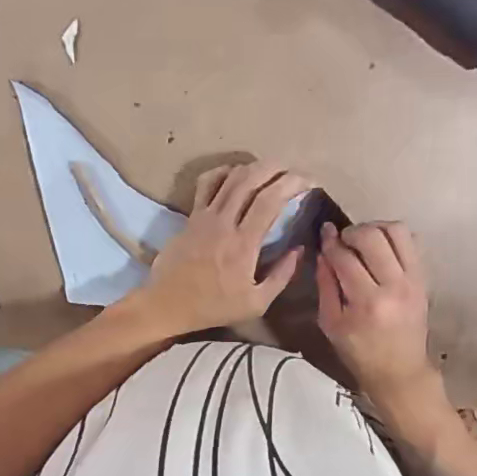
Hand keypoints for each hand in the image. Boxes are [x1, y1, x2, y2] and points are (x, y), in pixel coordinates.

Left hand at [122, 160, 308, 337]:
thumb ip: (281, 276)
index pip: (270, 200)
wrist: (167, 304)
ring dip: (253, 167)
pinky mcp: (190, 217)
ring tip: (269, 171)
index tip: (309, 182)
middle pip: (251, 179)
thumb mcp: (255, 303)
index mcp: (243, 244)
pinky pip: (206, 184)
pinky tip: (234, 174)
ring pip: (230, 177)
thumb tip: (298, 250)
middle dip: (276, 169)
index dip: (293, 183)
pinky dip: (222, 172)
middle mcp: (223, 222)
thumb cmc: (213, 307)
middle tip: (292, 172)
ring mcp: (204, 217)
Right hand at [316, 221, 432, 395]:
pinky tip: (380, 248)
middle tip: (342, 239)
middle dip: (352, 231)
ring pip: (398, 231)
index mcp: (366, 302)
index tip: (323, 233)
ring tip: (362, 239)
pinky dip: (393, 238)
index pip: (345, 258)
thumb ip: (326, 286)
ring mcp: (413, 280)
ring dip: (375, 228)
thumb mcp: (331, 323)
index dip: (330, 242)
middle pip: (372, 237)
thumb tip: (323, 253)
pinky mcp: (424, 278)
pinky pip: (411, 242)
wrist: (400, 370)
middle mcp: (394, 286)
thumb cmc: (359, 352)